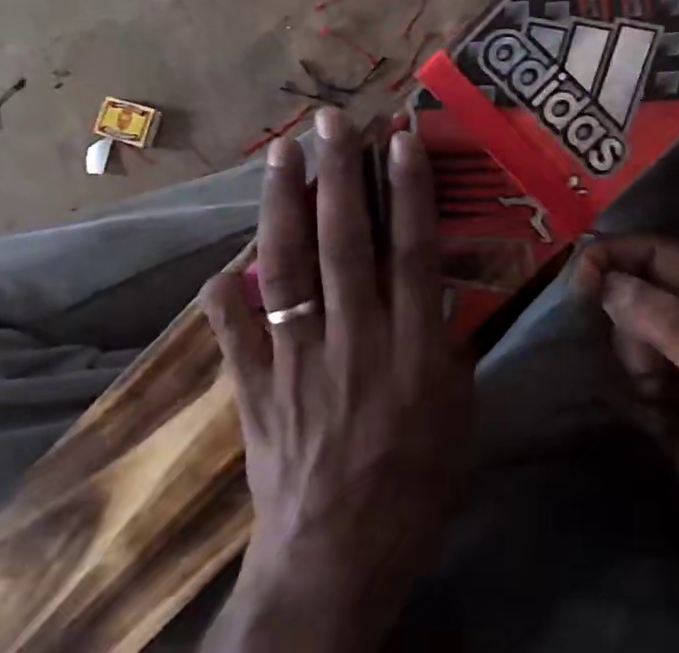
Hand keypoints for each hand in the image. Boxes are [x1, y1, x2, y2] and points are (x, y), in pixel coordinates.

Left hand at [199, 109, 470, 652]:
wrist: (337, 559)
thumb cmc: (412, 489)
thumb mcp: (456, 418)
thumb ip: (449, 349)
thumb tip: (442, 291)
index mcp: (413, 352)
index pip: (413, 252)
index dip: (407, 190)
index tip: (399, 138)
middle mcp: (356, 342)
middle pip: (345, 242)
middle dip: (338, 174)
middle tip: (329, 120)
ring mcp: (298, 360)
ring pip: (288, 267)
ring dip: (283, 204)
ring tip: (280, 153)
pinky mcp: (255, 385)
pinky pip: (233, 329)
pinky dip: (225, 293)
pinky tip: (223, 265)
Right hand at [575, 235, 678, 567]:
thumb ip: (668, 322)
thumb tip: (606, 283)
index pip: (651, 253)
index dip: (612, 255)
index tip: (575, 276)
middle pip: (628, 292)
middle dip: (618, 319)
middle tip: (641, 363)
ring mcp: (673, 358)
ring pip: (619, 334)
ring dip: (626, 360)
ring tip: (656, 397)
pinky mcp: (657, 395)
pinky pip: (618, 373)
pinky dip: (617, 385)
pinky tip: (646, 410)